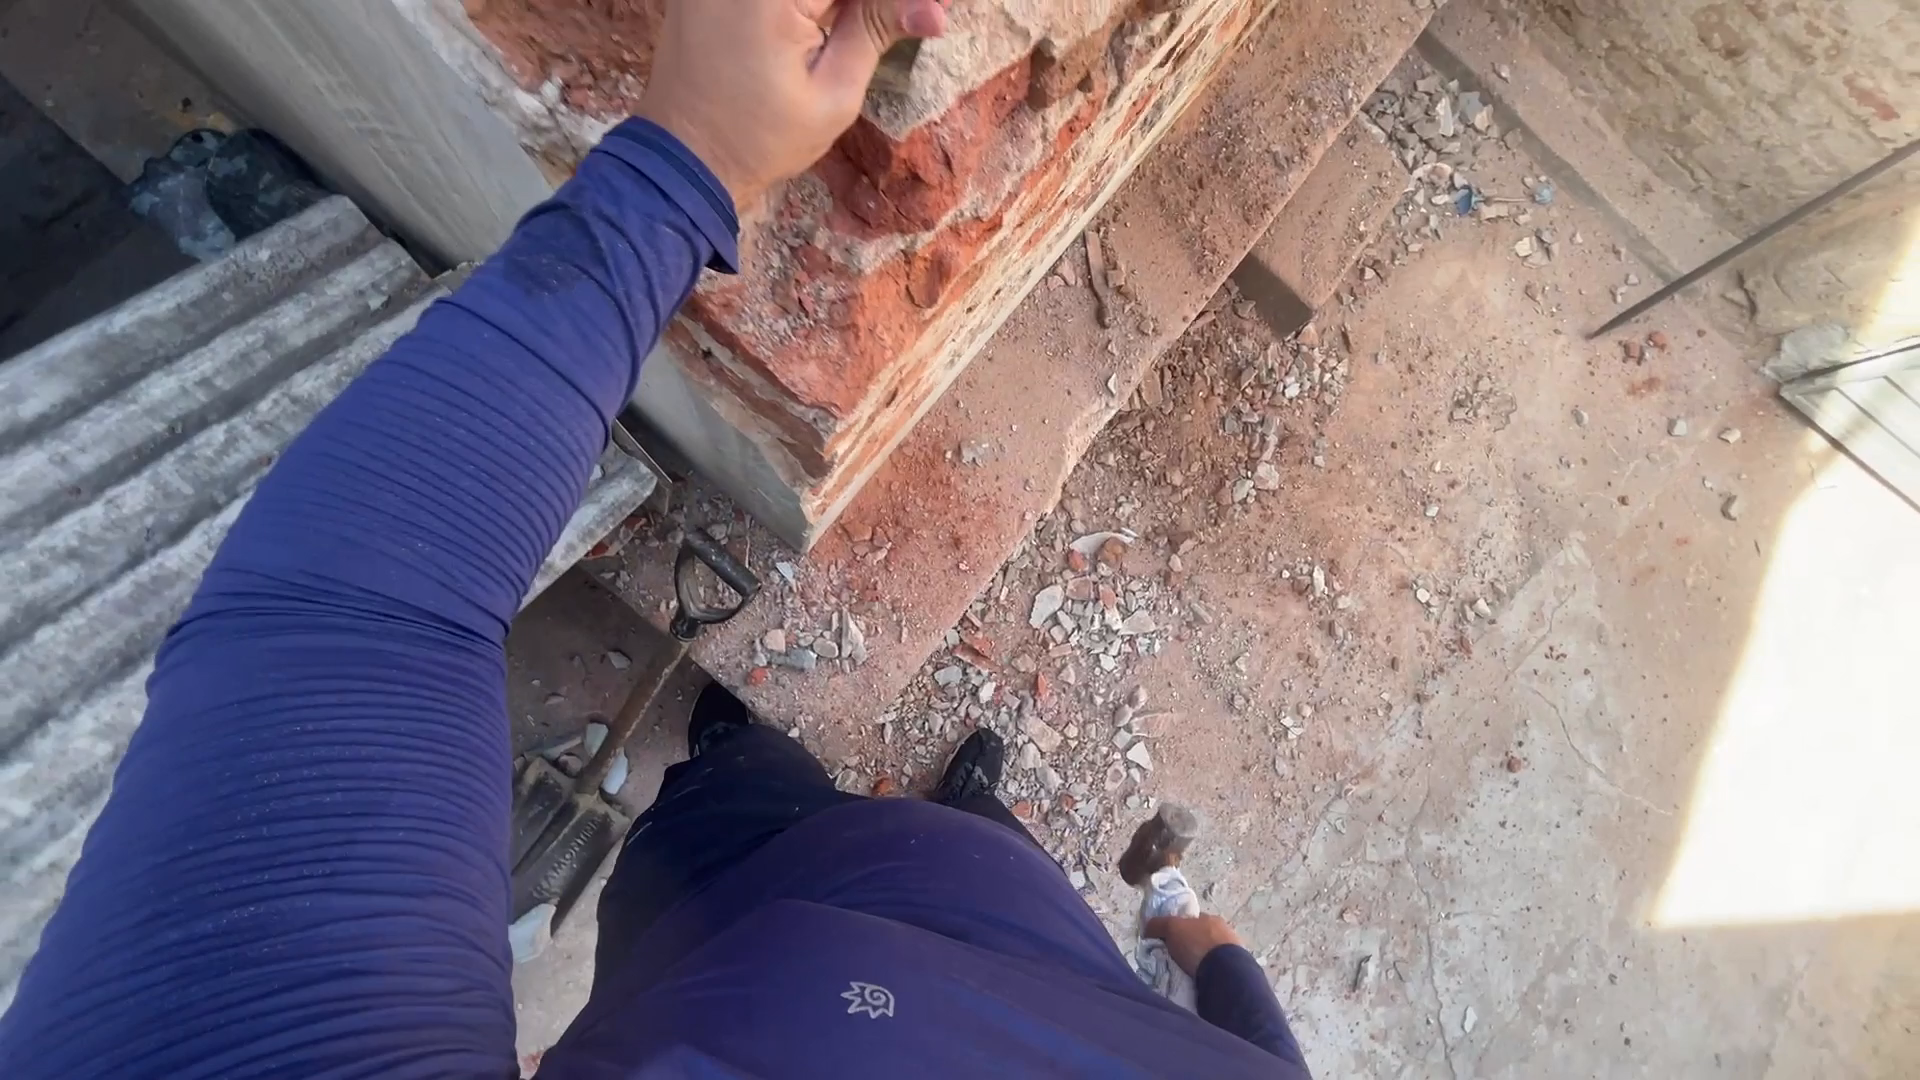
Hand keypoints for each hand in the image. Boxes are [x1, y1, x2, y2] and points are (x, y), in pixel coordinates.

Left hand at [638, 0, 947, 207]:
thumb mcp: (832, 96)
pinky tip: (834, 23)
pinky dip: (811, 5)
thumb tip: (934, 9)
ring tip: (875, 25)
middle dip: (868, 5)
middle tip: (906, 21)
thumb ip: (875, 33)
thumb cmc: (762, 141)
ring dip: (840, 8)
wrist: (686, 157)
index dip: (897, 1)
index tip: (930, 14)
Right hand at [1143, 913, 1244, 975]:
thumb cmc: (1198, 944)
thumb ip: (1158, 925)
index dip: (1179, 930)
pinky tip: (1204, 983)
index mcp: (1211, 918)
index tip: (1170, 943)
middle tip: (1178, 961)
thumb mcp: (1171, 927)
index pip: (1191, 921)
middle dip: (1191, 948)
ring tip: (1190, 976)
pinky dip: (1212, 975)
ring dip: (1202, 963)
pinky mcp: (1240, 973)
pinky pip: (1220, 971)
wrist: (1226, 974)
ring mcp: (1235, 953)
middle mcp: (1225, 932)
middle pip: (1202, 938)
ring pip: (1212, 956)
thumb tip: (1148, 929)